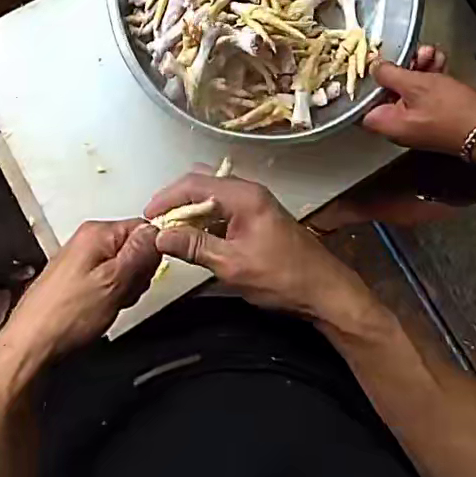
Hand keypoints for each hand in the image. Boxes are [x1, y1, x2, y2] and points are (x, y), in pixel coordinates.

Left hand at [0, 220, 158, 370]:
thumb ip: (140, 253)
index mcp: (97, 232)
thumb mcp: (115, 282)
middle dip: (138, 274)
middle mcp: (88, 239)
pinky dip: (111, 296)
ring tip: (109, 304)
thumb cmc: (67, 314)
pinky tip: (100, 309)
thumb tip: (160, 229)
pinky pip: (108, 280)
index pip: (144, 227)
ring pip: (123, 267)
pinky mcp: (78, 277)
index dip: (153, 254)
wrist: (31, 343)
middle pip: (135, 247)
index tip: (145, 275)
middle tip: (124, 293)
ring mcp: (82, 258)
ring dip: (125, 288)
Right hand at [143, 173, 376, 327]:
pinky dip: (204, 218)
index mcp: (244, 196)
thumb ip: (194, 246)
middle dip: (176, 200)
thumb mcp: (232, 265)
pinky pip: (222, 207)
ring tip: (171, 230)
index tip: (148, 216)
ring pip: (211, 195)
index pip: (194, 184)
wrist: (327, 293)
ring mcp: (255, 202)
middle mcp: (249, 191)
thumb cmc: (283, 278)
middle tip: (157, 221)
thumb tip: (160, 235)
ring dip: (190, 210)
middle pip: (201, 183)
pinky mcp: (257, 216)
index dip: (167, 197)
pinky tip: (195, 237)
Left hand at [362, 46, 475, 155]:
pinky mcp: (431, 118)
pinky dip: (429, 79)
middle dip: (402, 68)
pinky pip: (423, 95)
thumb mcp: (416, 84)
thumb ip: (388, 74)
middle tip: (413, 54)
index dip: (369, 81)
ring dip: (419, 69)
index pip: (363, 101)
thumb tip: (373, 67)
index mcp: (385, 123)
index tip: (376, 64)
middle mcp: (396, 126)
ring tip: (431, 53)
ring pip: (408, 90)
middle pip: (388, 91)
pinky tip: (439, 62)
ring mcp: (414, 123)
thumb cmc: (453, 112)